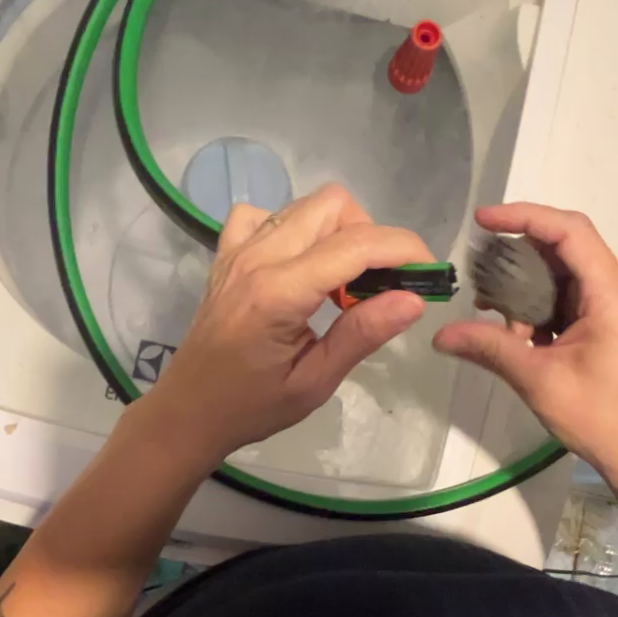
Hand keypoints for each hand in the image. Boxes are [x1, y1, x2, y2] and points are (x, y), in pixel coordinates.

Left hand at [135, 184, 433, 464]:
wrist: (189, 411)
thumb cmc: (252, 406)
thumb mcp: (314, 382)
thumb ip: (361, 335)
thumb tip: (412, 300)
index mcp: (279, 292)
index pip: (355, 245)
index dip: (403, 250)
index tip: (428, 273)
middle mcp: (257, 257)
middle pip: (333, 205)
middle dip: (371, 235)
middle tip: (378, 284)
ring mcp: (238, 250)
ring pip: (304, 205)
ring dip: (337, 232)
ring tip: (342, 283)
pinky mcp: (227, 254)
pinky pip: (265, 216)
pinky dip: (293, 229)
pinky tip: (299, 265)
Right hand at [431, 203, 617, 484]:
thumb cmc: (600, 416)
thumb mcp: (539, 380)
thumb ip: (490, 349)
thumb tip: (439, 336)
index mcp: (611, 293)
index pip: (568, 231)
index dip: (524, 216)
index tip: (482, 221)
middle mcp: (617, 288)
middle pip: (563, 246)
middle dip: (516, 254)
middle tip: (476, 269)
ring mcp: (614, 304)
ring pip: (561, 272)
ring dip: (524, 284)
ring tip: (488, 306)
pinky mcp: (606, 321)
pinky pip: (566, 295)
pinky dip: (536, 303)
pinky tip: (510, 327)